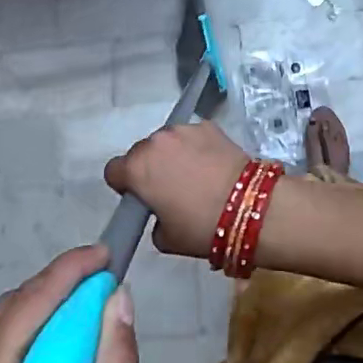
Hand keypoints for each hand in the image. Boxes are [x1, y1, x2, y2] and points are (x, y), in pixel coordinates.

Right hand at [104, 122, 250, 257]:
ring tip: (194, 175)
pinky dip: (196, 147)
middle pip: (141, 152)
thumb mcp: (165, 237)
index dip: (124, 185)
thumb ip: (152, 218)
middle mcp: (157, 141)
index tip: (139, 197)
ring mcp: (184, 129)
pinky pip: (192, 137)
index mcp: (138, 168)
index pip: (114, 170)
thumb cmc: (200, 226)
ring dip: (172, 154)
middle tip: (168, 188)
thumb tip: (160, 207)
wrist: (248, 206)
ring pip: (167, 141)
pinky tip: (211, 165)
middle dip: (149, 167)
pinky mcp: (208, 125)